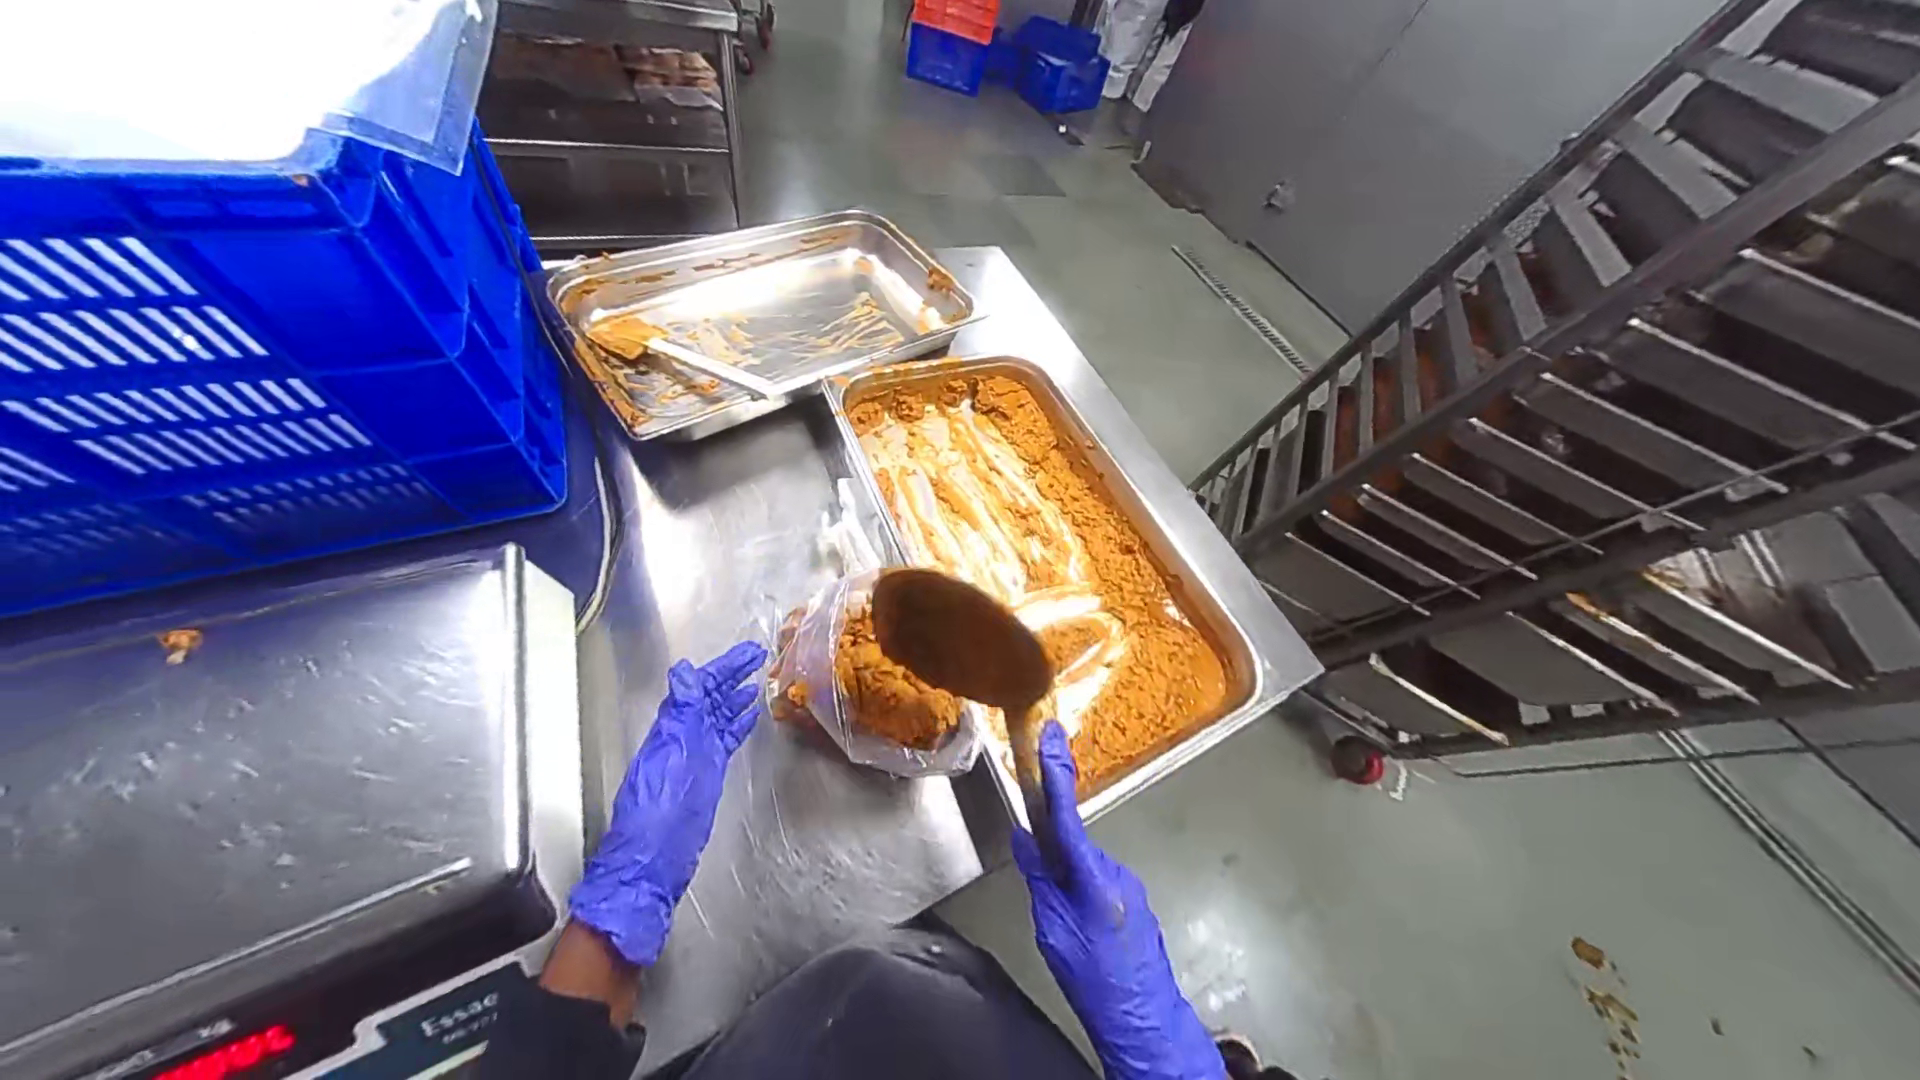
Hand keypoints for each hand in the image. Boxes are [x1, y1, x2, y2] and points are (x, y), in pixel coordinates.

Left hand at [569, 641, 766, 966]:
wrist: (648, 868)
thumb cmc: (658, 817)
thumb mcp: (670, 760)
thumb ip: (680, 715)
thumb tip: (684, 671)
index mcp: (672, 731)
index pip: (700, 687)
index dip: (724, 667)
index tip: (749, 653)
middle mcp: (682, 739)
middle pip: (709, 697)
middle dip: (732, 675)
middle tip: (758, 657)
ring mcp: (694, 757)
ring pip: (717, 717)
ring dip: (735, 697)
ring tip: (755, 682)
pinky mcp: (704, 775)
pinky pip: (723, 741)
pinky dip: (736, 726)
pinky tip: (748, 718)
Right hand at [1009, 722, 1223, 1079]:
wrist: (1147, 1024)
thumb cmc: (1093, 980)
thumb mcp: (1052, 932)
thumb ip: (1039, 880)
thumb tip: (1026, 838)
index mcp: (1092, 877)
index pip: (1066, 816)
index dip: (1056, 773)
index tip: (1052, 735)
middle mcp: (1115, 870)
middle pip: (1072, 841)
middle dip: (1052, 854)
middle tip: (1042, 892)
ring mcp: (1129, 883)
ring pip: (1084, 863)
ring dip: (1067, 880)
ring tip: (1064, 926)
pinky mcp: (1135, 898)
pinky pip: (1097, 879)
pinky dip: (1082, 890)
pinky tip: (1082, 928)